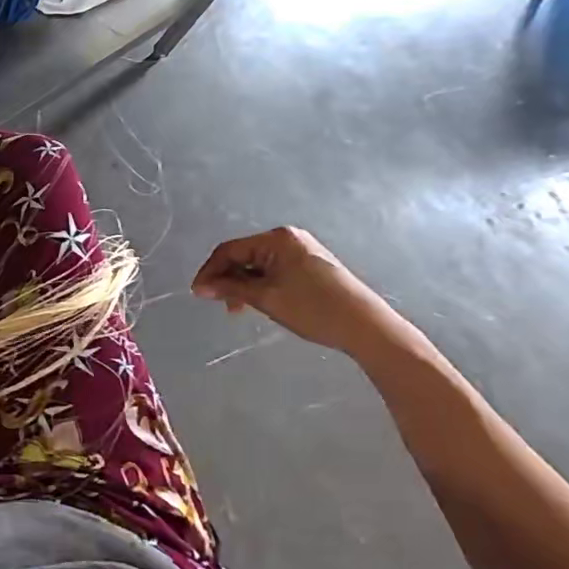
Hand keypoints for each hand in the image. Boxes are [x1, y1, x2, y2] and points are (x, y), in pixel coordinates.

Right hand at [190, 227, 412, 356]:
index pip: (229, 250)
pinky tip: (258, 302)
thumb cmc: (314, 309)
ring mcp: (302, 252)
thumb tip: (200, 287)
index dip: (210, 271)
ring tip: (238, 308)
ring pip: (258, 266)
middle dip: (227, 279)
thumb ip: (229, 288)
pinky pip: (274, 271)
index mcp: (276, 239)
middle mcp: (288, 239)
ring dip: (243, 285)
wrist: (370, 329)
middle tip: (218, 303)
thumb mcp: (265, 298)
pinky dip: (261, 286)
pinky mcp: (311, 266)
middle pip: (243, 256)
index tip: (198, 293)